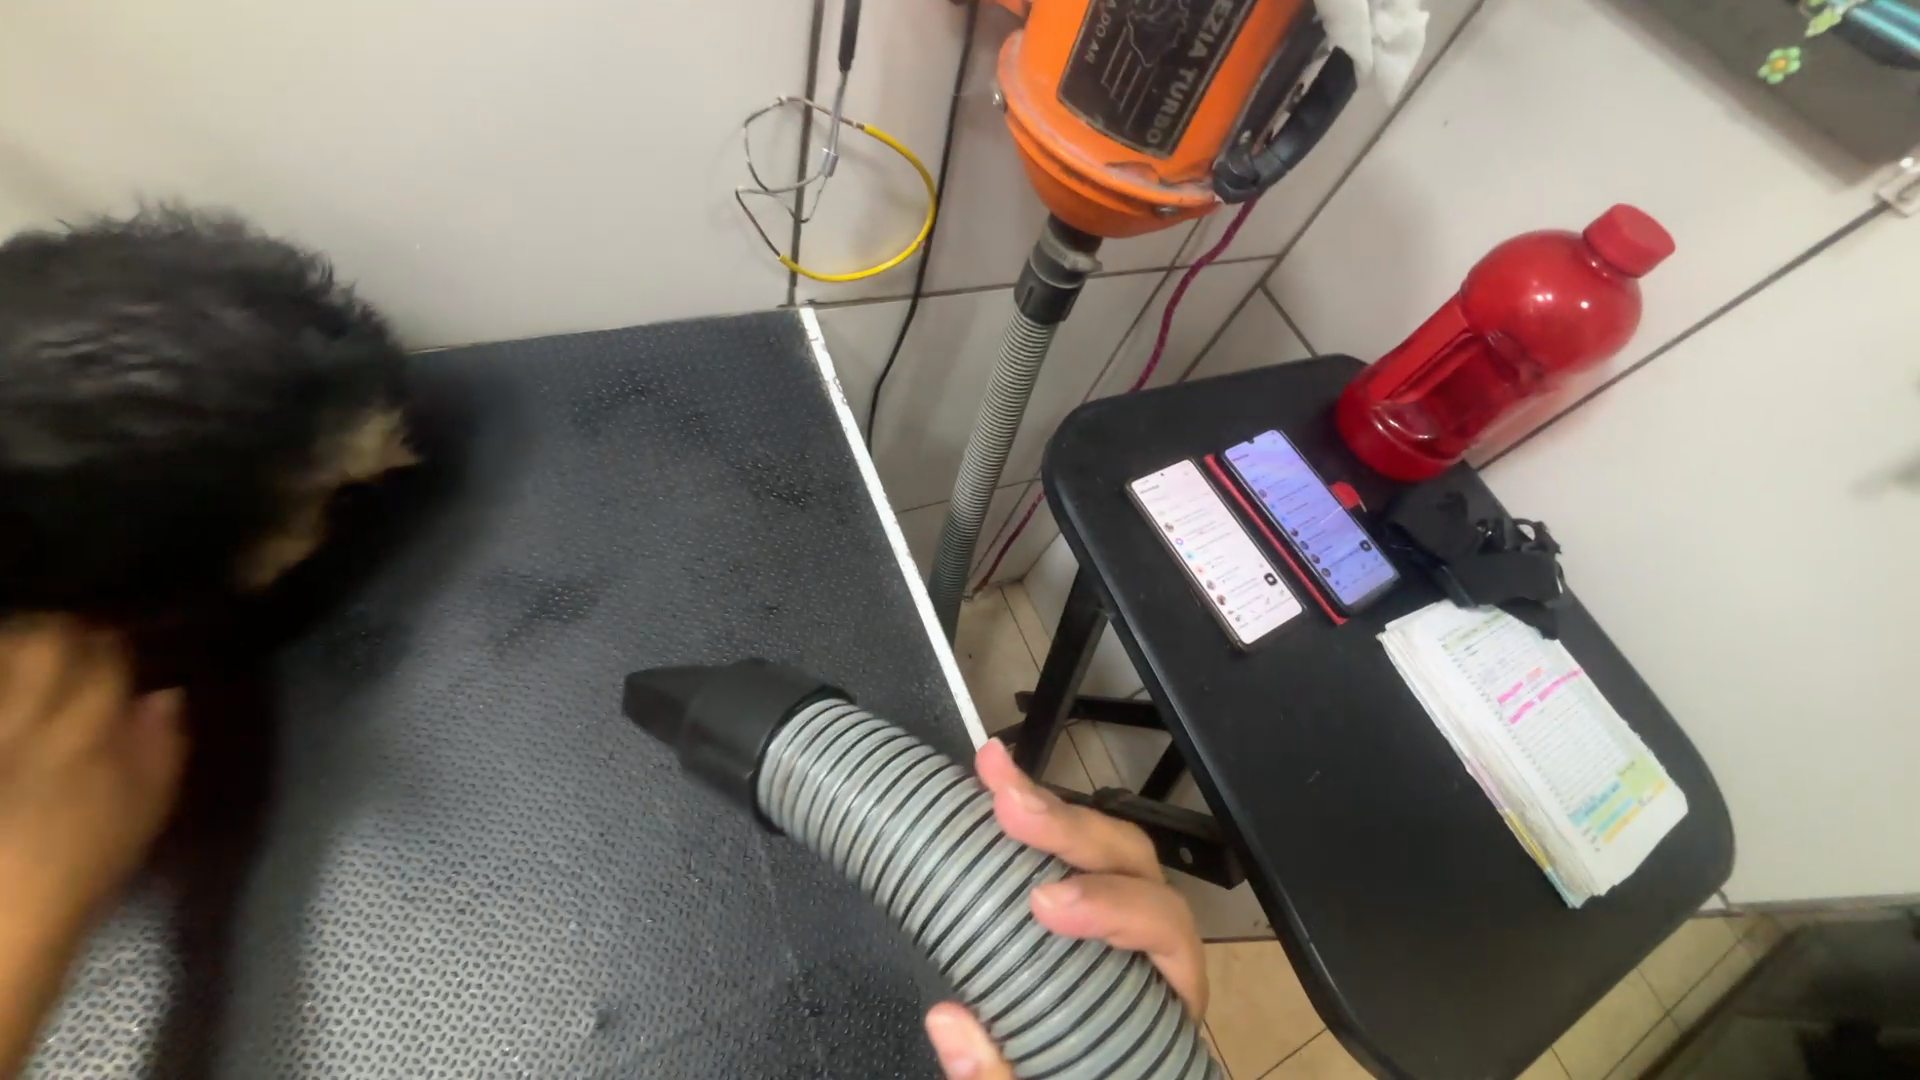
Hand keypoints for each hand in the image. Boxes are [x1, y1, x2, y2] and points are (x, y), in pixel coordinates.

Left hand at [0, 617, 186, 937]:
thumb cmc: (83, 864)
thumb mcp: (147, 807)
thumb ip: (161, 745)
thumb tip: (164, 694)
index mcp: (85, 735)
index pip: (101, 659)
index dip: (110, 635)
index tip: (117, 629)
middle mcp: (22, 726)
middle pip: (32, 647)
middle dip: (51, 628)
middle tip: (65, 627)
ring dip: (13, 650)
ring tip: (25, 648)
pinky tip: (5, 689)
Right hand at [923, 739, 1204, 1079]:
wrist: (1089, 1069)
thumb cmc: (1089, 1071)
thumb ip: (1008, 1077)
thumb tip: (949, 1025)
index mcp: (1166, 987)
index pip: (1162, 928)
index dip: (1109, 907)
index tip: (1043, 903)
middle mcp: (1148, 936)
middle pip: (1130, 861)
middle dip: (1068, 827)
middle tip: (1008, 802)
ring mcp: (1113, 906)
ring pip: (1100, 840)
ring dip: (1047, 804)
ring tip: (994, 772)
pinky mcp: (1076, 893)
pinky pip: (1063, 846)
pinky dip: (1029, 815)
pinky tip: (994, 789)